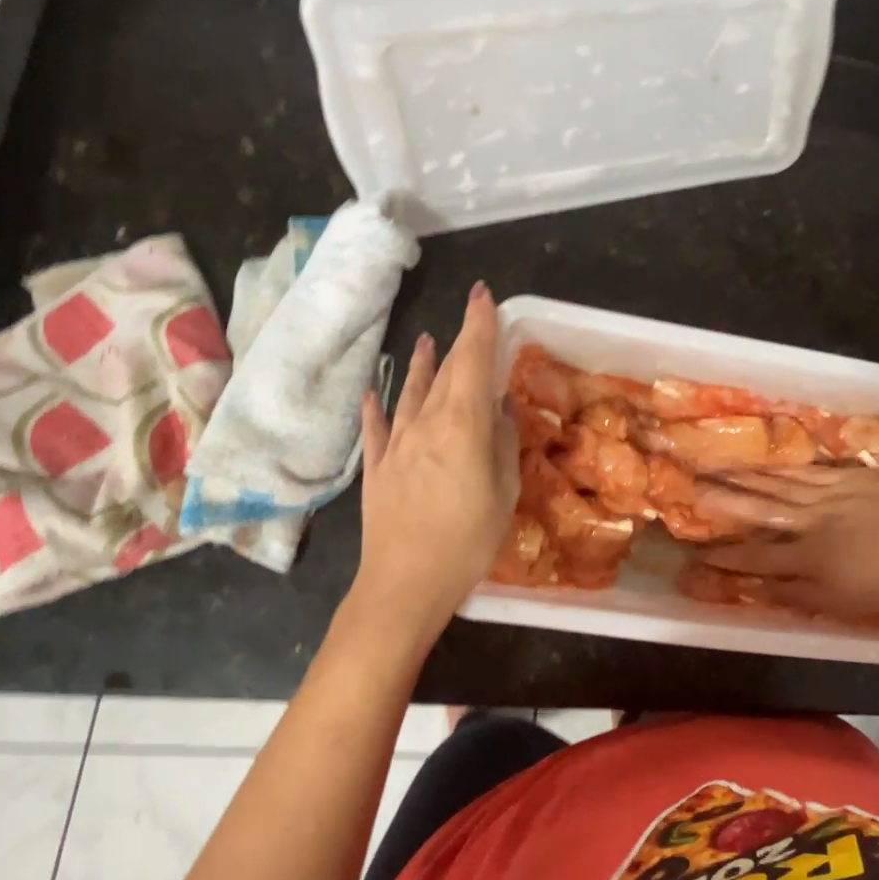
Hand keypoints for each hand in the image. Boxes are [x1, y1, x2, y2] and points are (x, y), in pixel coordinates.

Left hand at [353, 282, 517, 616]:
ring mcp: (397, 445)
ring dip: (422, 366)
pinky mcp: (377, 469)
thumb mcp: (504, 491)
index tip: (484, 295)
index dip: (480, 325)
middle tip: (471, 314)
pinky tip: (374, 392)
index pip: (474, 361)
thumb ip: (504, 442)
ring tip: (426, 341)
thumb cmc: (468, 540)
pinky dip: (377, 407)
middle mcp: (426, 424)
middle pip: (446, 372)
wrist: (404, 584)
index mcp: (463, 425)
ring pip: (411, 394)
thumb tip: (502, 406)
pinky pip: (377, 429)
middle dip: (460, 340)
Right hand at [695, 466, 878, 616]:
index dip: (726, 557)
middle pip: (760, 510)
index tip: (696, 553)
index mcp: (807, 556)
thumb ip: (797, 594)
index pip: (757, 557)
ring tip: (718, 467)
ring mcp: (828, 495)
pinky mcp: (848, 478)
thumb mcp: (842, 602)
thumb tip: (758, 586)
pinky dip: (783, 468)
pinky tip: (768, 463)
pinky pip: (807, 471)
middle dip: (724, 502)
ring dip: (746, 477)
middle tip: (693, 487)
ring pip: (779, 485)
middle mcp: (809, 521)